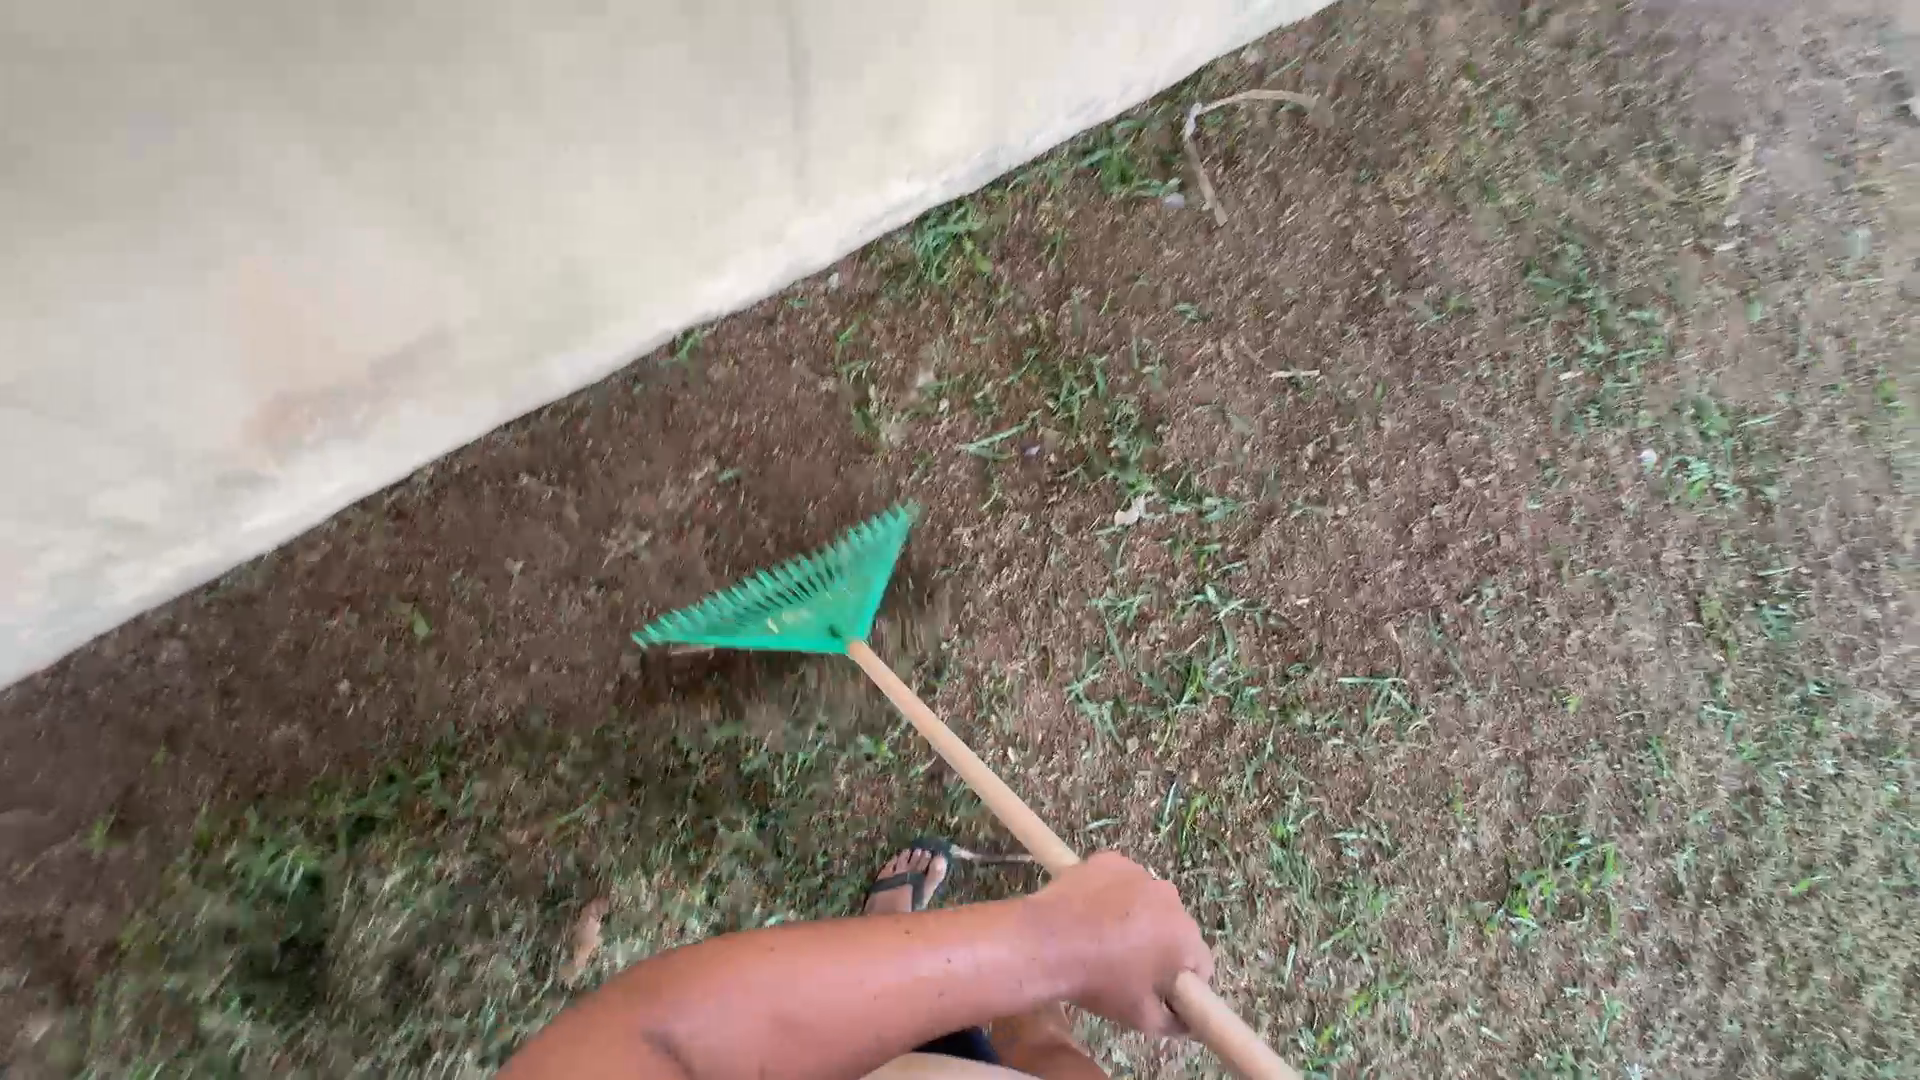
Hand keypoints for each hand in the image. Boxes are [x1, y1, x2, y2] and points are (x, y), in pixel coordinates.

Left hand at [1025, 852, 1214, 1035]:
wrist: (1047, 940)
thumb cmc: (1099, 981)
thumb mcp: (1144, 1020)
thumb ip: (1176, 1022)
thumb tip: (1185, 1019)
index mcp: (1184, 935)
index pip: (1200, 964)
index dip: (1183, 983)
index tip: (1160, 990)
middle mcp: (1169, 896)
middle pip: (1175, 928)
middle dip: (1160, 945)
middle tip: (1129, 965)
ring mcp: (1137, 872)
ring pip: (1148, 901)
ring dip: (1136, 916)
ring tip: (1104, 937)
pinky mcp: (1110, 859)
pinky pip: (1122, 881)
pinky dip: (1113, 894)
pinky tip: (1091, 912)